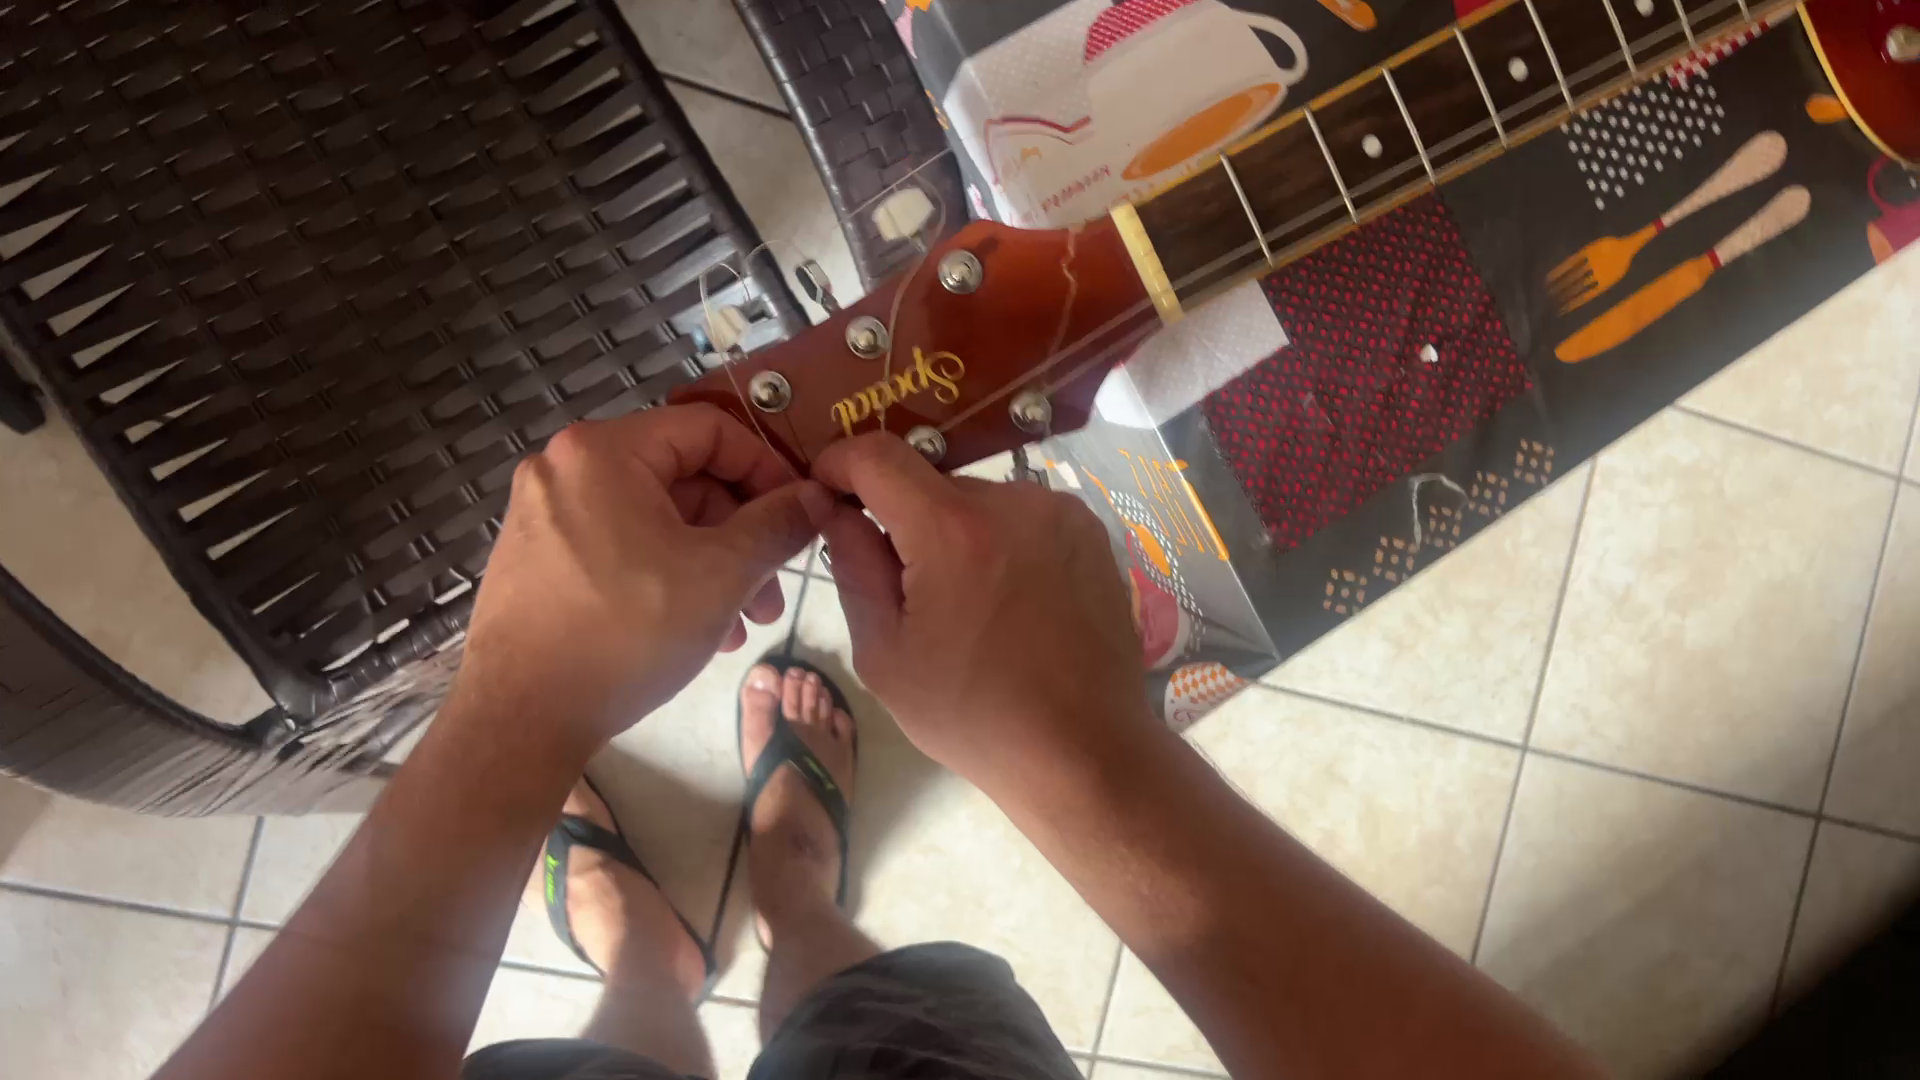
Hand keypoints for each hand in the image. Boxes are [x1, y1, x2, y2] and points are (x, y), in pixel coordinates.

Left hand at [456, 405, 829, 752]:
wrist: (520, 721)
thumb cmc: (628, 631)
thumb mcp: (722, 573)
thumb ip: (778, 524)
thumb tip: (819, 495)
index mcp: (605, 451)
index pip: (710, 430)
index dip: (767, 467)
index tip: (800, 512)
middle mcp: (568, 469)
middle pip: (686, 480)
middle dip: (743, 534)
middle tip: (775, 586)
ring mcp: (549, 515)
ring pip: (660, 521)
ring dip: (715, 564)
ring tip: (746, 621)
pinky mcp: (543, 558)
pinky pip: (627, 547)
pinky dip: (672, 576)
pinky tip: (703, 629)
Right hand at [810, 433, 1155, 789]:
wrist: (1084, 751)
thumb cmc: (974, 715)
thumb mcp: (886, 655)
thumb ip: (854, 568)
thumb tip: (838, 511)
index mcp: (954, 531)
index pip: (878, 456)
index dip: (841, 464)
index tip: (828, 492)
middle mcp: (1015, 501)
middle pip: (932, 485)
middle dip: (906, 523)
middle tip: (909, 589)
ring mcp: (1063, 513)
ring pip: (979, 503)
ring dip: (957, 535)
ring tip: (970, 606)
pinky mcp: (1093, 532)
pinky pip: (1024, 519)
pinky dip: (1002, 544)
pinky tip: (1013, 602)